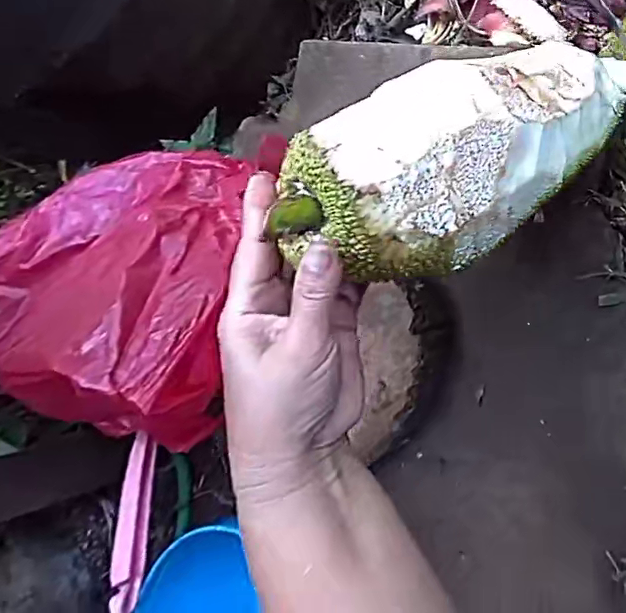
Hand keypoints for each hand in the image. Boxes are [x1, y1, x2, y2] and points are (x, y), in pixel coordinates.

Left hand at [220, 173, 366, 507]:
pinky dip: (362, 261)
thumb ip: (315, 295)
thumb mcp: (298, 349)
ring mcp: (310, 308)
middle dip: (305, 214)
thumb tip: (327, 242)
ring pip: (324, 261)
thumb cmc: (281, 407)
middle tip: (323, 175)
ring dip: (338, 234)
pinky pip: (350, 280)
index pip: (256, 249)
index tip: (268, 174)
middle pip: (293, 248)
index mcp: (250, 307)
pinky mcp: (337, 318)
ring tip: (355, 197)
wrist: (307, 451)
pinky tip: (376, 239)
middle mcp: (277, 300)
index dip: (261, 211)